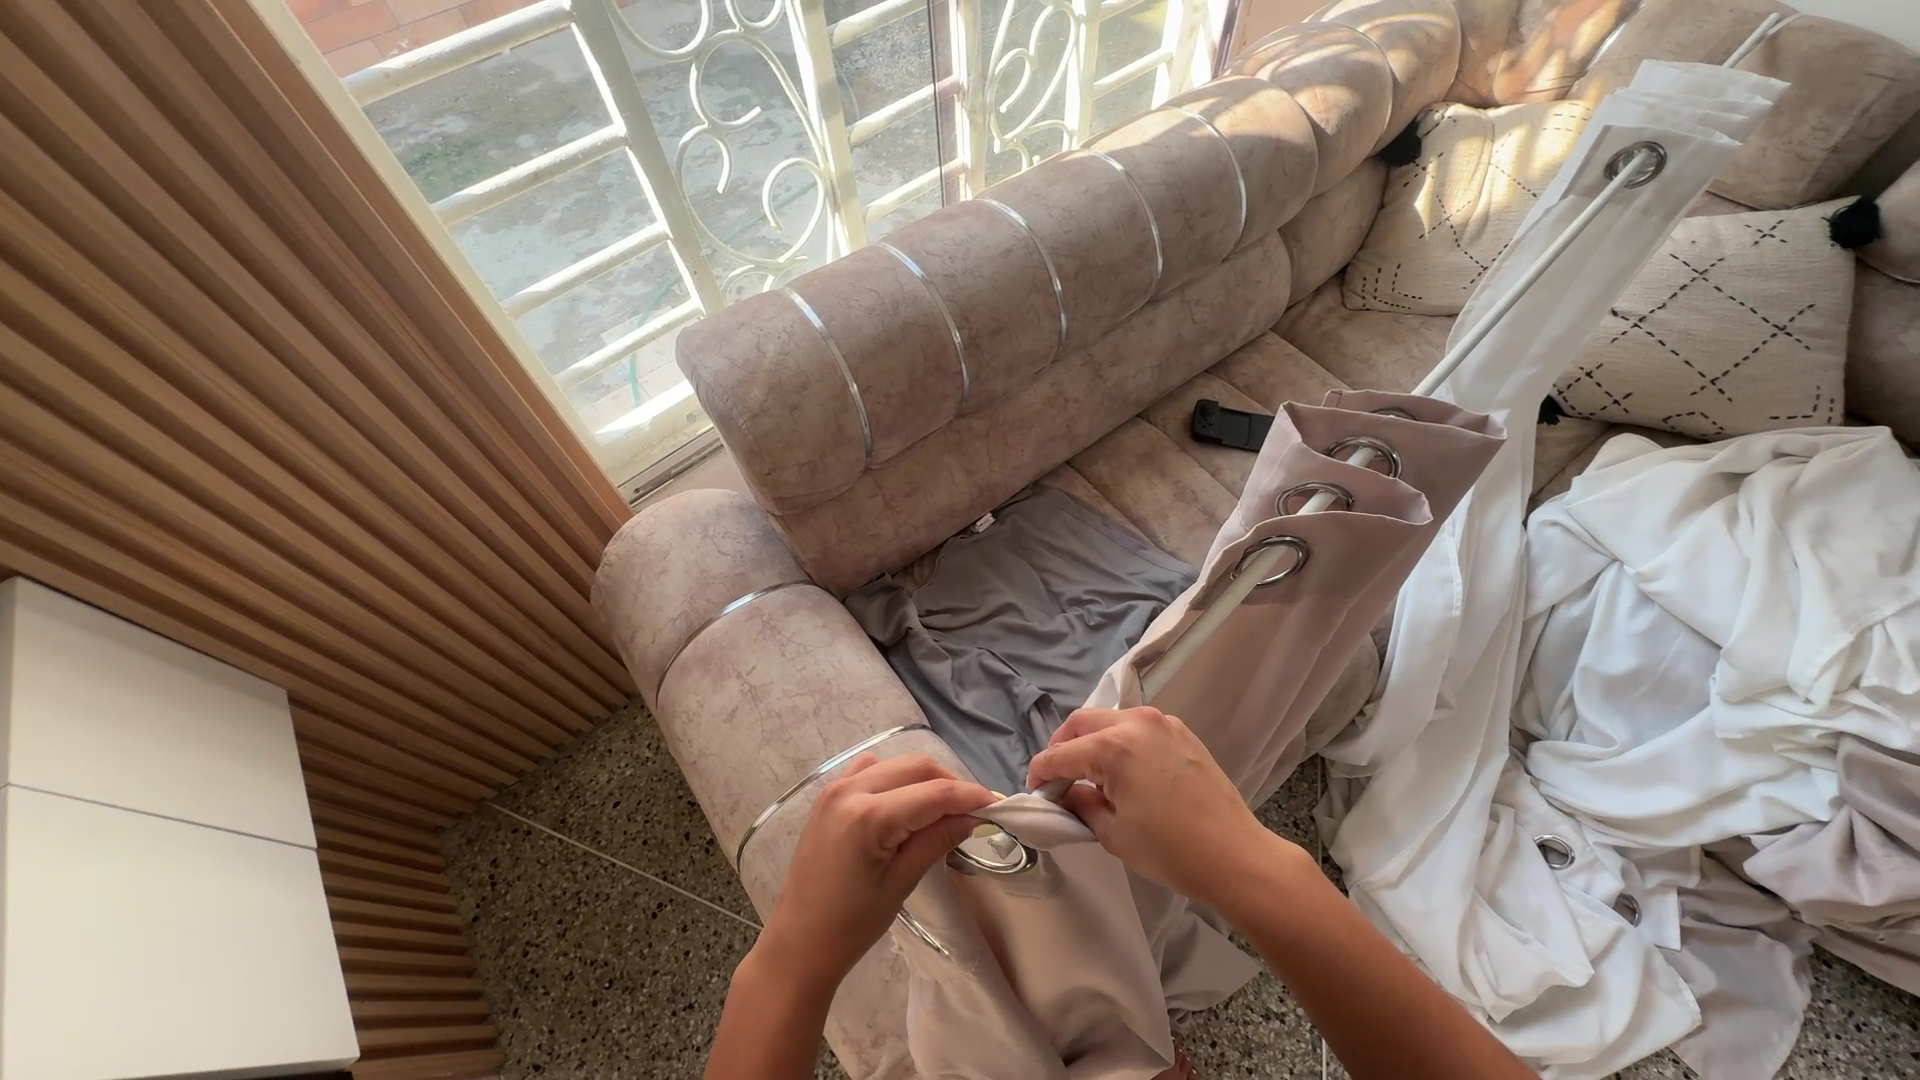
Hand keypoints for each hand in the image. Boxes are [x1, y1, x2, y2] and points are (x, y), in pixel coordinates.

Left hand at [753, 753, 995, 991]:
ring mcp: (835, 788)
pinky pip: (870, 770)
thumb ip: (937, 840)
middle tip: (974, 810)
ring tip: (945, 809)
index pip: (934, 793)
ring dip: (925, 778)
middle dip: (950, 783)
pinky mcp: (828, 795)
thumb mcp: (901, 883)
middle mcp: (851, 790)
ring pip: (896, 764)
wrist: (797, 943)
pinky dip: (895, 777)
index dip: (970, 796)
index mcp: (869, 816)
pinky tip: (905, 801)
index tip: (998, 805)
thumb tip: (974, 816)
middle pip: (917, 767)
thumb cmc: (850, 925)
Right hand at [1025, 707, 1299, 908]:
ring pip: (1109, 719)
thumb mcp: (1112, 833)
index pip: (1060, 754)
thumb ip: (1080, 803)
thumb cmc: (1170, 850)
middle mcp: (1135, 723)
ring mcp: (1162, 723)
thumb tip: (1066, 793)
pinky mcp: (1181, 731)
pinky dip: (1119, 740)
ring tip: (1090, 774)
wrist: (1235, 856)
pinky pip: (1136, 726)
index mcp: (1113, 747)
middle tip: (1059, 779)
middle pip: (1080, 723)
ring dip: (1091, 740)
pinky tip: (1122, 769)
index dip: (1040, 773)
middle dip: (1062, 747)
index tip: (1035, 791)